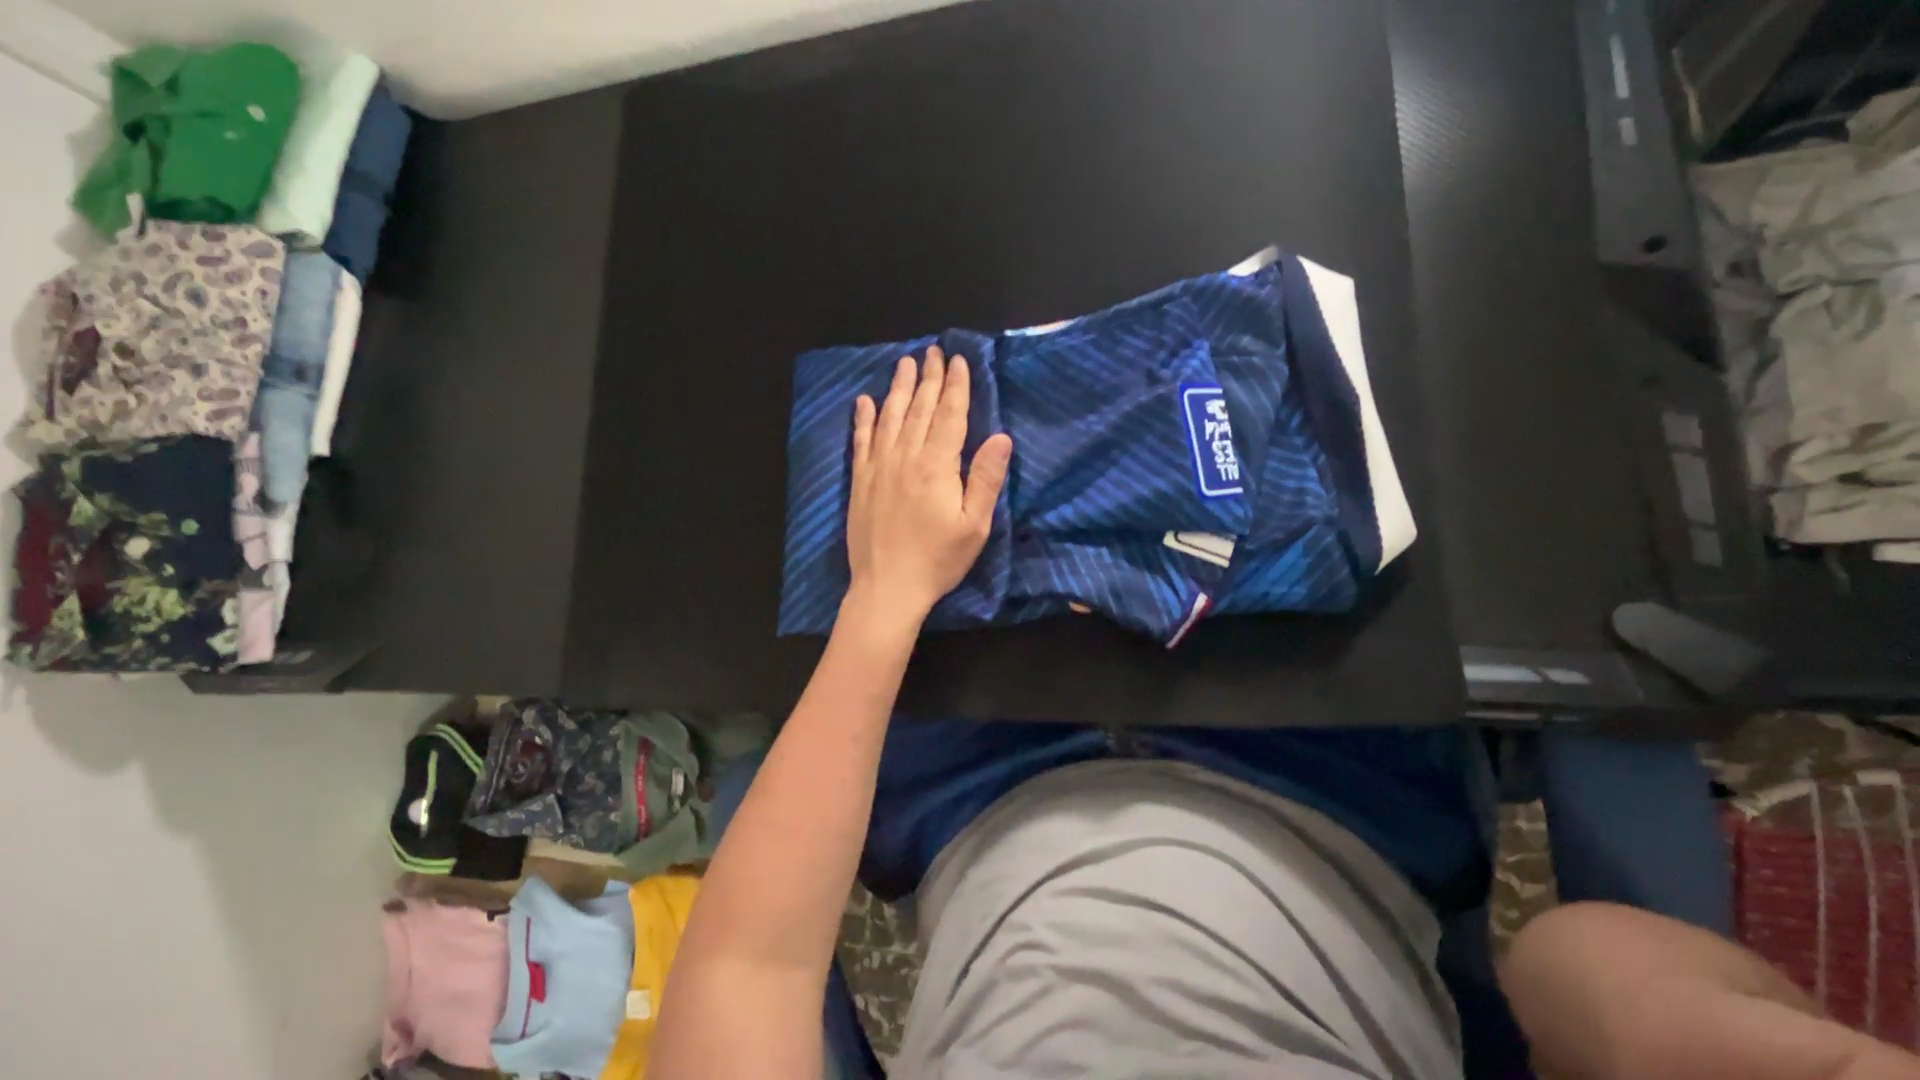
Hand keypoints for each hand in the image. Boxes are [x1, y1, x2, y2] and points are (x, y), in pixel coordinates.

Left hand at [844, 345, 1012, 629]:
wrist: (887, 588)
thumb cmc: (938, 560)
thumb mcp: (975, 525)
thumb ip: (986, 479)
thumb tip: (1001, 436)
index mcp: (937, 466)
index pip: (949, 415)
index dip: (955, 386)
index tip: (958, 360)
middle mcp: (905, 458)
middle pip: (919, 408)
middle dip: (928, 378)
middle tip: (933, 351)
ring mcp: (878, 468)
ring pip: (890, 417)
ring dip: (899, 388)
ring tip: (905, 363)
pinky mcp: (860, 481)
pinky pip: (861, 440)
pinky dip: (864, 418)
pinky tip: (865, 401)